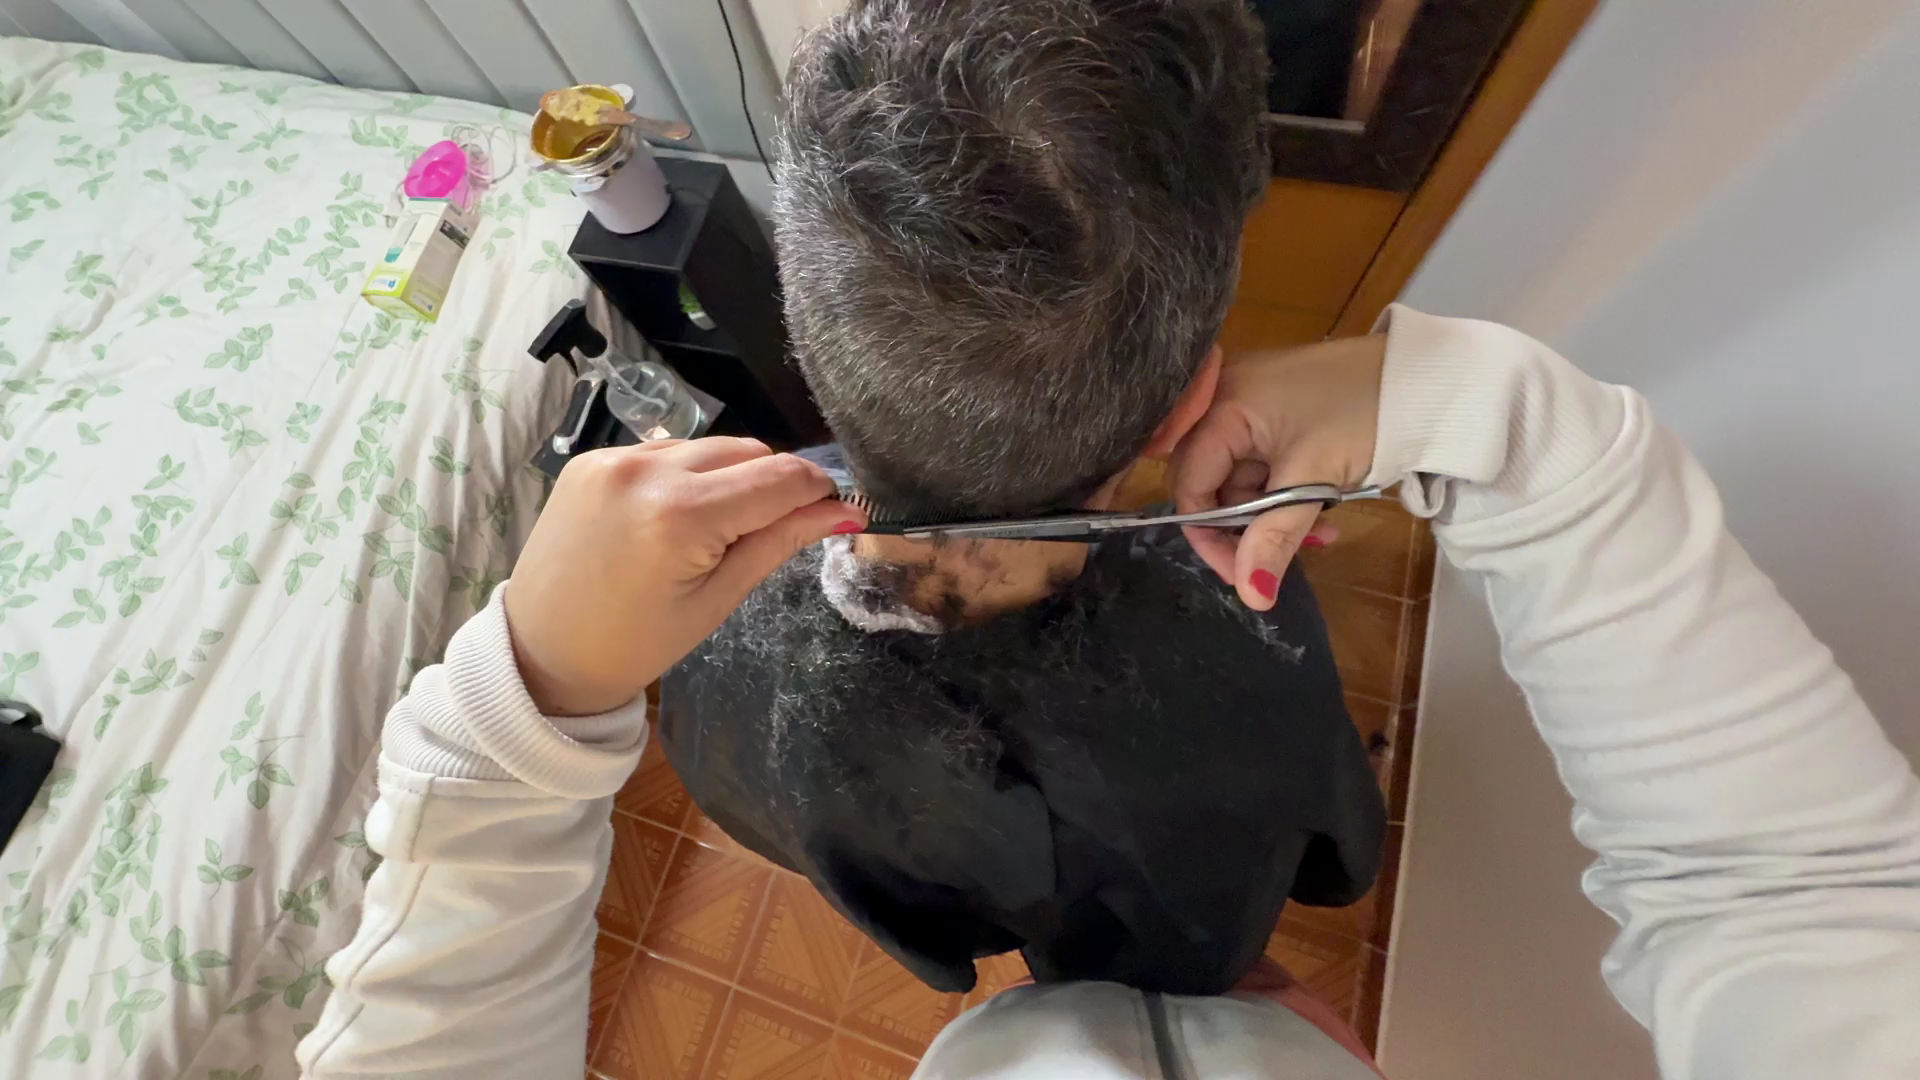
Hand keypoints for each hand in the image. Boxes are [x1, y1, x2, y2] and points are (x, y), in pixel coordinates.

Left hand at [504, 438, 863, 714]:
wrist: (539, 653)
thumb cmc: (638, 644)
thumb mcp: (719, 598)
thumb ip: (781, 542)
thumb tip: (845, 512)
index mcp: (681, 515)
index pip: (780, 478)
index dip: (819, 491)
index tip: (837, 511)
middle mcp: (646, 469)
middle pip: (750, 451)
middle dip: (777, 484)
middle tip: (773, 529)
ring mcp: (613, 457)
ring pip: (712, 445)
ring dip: (736, 475)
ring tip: (722, 526)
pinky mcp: (592, 458)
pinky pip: (671, 450)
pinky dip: (693, 473)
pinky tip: (682, 513)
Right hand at [1171, 334, 1384, 609]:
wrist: (1434, 373)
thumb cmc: (1366, 414)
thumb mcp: (1314, 480)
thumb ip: (1274, 539)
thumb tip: (1252, 599)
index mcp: (1219, 408)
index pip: (1189, 486)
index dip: (1209, 535)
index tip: (1242, 572)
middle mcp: (1219, 399)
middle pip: (1207, 482)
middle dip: (1244, 525)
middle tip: (1285, 551)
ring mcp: (1245, 401)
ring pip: (1235, 476)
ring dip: (1270, 512)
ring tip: (1318, 530)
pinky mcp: (1269, 409)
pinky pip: (1256, 460)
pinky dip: (1281, 489)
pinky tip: (1317, 502)